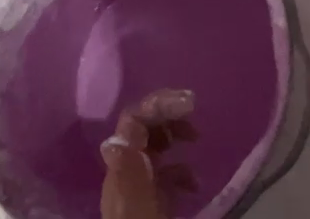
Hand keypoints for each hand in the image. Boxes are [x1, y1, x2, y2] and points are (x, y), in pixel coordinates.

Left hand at [99, 89, 197, 218]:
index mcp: (122, 173)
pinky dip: (180, 171)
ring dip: (174, 138)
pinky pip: (162, 176)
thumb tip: (114, 141)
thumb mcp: (140, 210)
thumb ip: (130, 177)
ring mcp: (138, 192)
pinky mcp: (150, 208)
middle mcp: (126, 177)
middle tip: (193, 116)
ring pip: (151, 148)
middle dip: (167, 115)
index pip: (132, 121)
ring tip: (195, 141)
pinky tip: (194, 183)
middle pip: (141, 129)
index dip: (159, 104)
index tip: (190, 103)